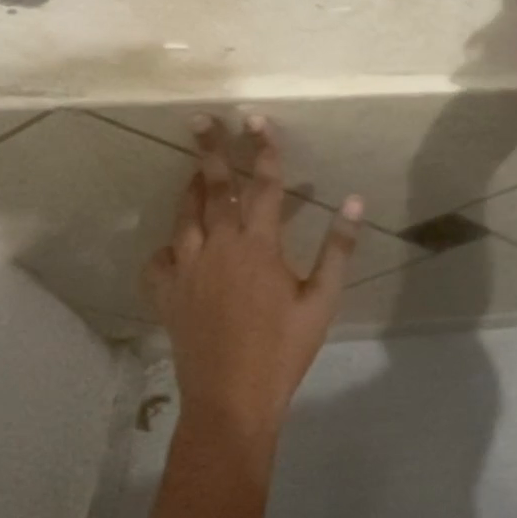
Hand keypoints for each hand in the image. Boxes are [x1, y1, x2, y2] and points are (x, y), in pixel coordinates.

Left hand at [144, 114, 360, 437]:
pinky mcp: (167, 295)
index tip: (258, 118)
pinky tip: (179, 240)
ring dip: (192, 187)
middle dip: (211, 151)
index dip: (264, 149)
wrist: (230, 399)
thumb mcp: (322, 299)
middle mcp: (217, 248)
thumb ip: (338, 248)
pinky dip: (171, 241)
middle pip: (214, 188)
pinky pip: (161, 257)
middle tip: (201, 120)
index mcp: (258, 246)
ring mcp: (186, 271)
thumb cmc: (285, 347)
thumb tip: (355, 202)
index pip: (265, 184)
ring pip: (185, 216)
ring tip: (196, 166)